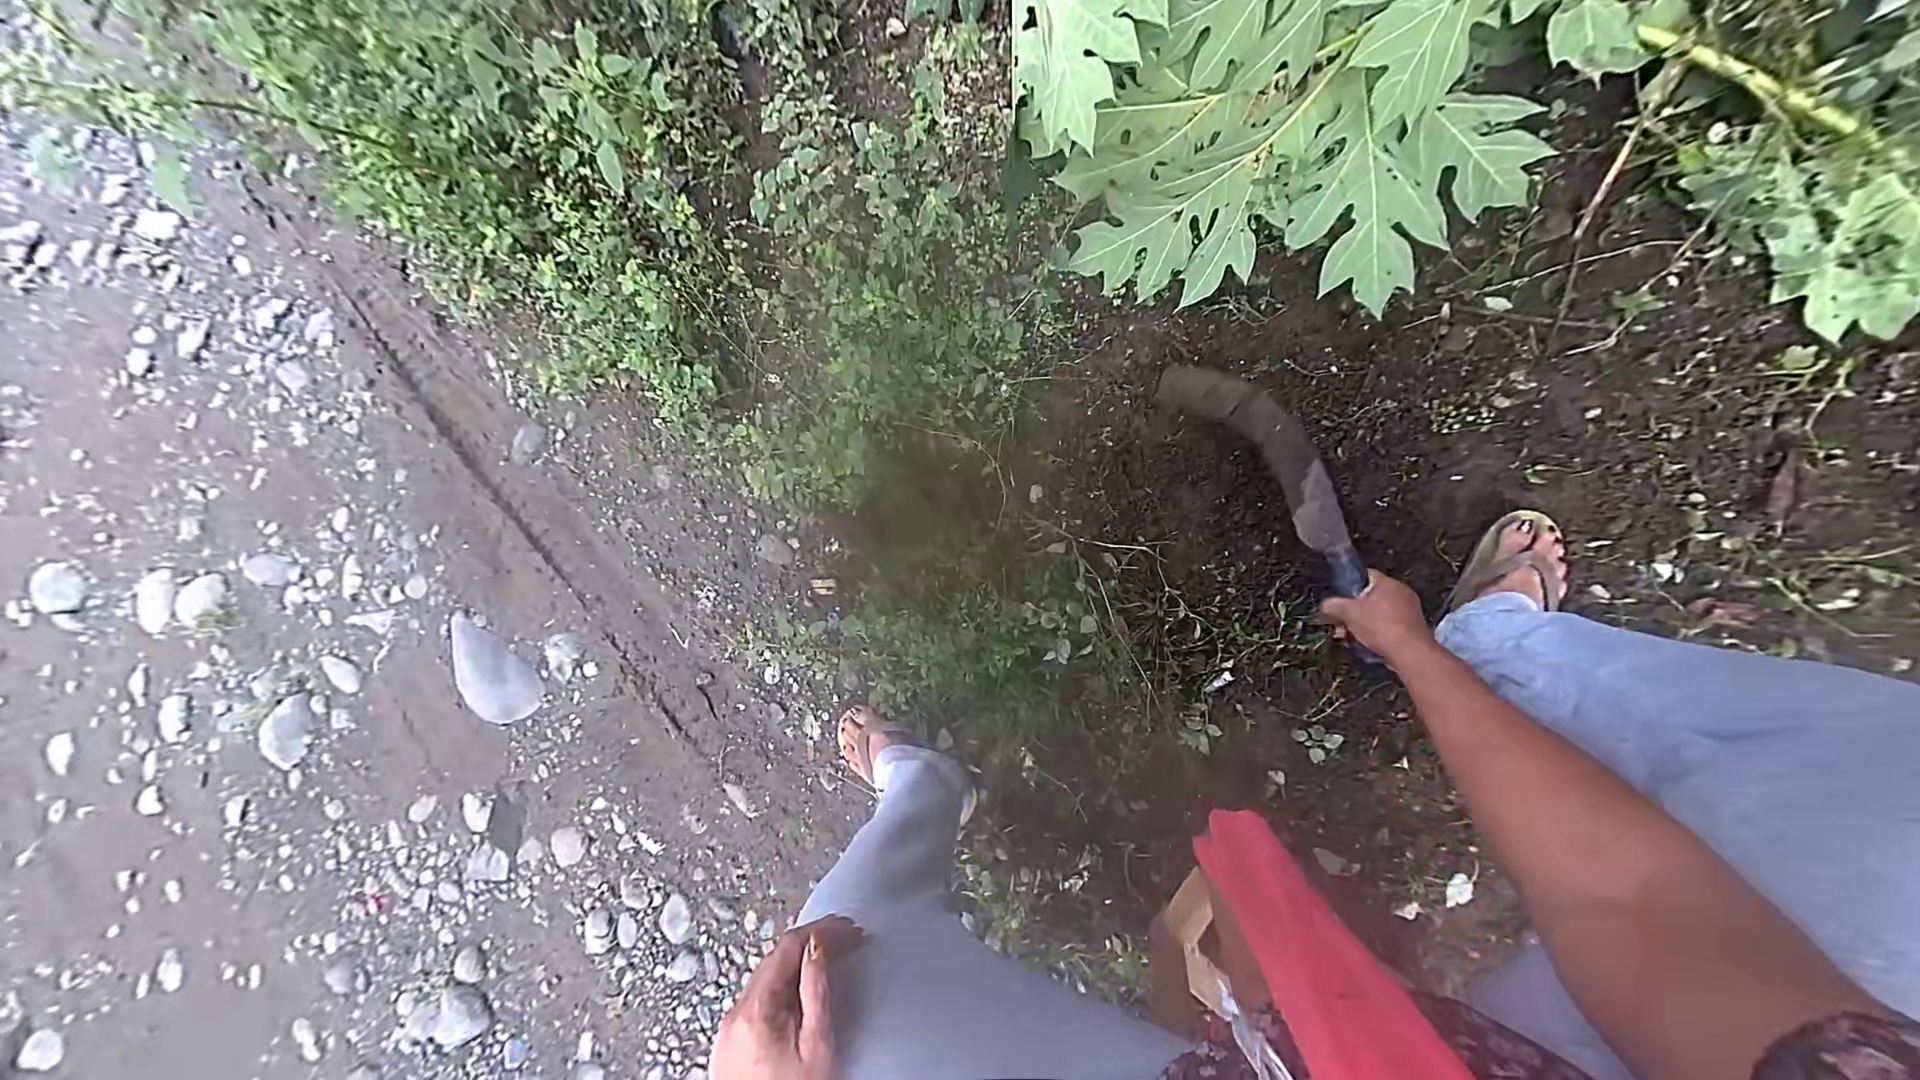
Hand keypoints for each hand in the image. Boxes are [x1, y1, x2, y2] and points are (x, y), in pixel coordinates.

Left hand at [711, 915, 862, 1079]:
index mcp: (757, 1007)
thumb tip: (819, 946)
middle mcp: (737, 1011)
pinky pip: (760, 994)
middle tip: (847, 938)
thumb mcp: (816, 1046)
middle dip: (814, 940)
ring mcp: (730, 1026)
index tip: (849, 929)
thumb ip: (817, 990)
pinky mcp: (730, 1041)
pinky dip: (785, 981)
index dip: (822, 930)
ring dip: (800, 959)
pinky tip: (803, 986)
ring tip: (831, 957)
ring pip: (767, 973)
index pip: (790, 945)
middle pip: (777, 955)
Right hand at [1319, 570, 1433, 661]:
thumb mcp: (1348, 612)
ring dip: (1361, 622)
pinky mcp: (1412, 628)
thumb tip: (1326, 605)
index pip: (1365, 575)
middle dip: (1353, 609)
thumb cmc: (1379, 625)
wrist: (1410, 653)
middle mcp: (1403, 593)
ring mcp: (1410, 611)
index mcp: (1389, 584)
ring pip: (1377, 612)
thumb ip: (1333, 605)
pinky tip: (1364, 642)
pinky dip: (1375, 631)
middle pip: (1370, 596)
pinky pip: (1387, 625)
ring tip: (1348, 635)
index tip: (1338, 597)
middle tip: (1340, 620)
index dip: (1349, 584)